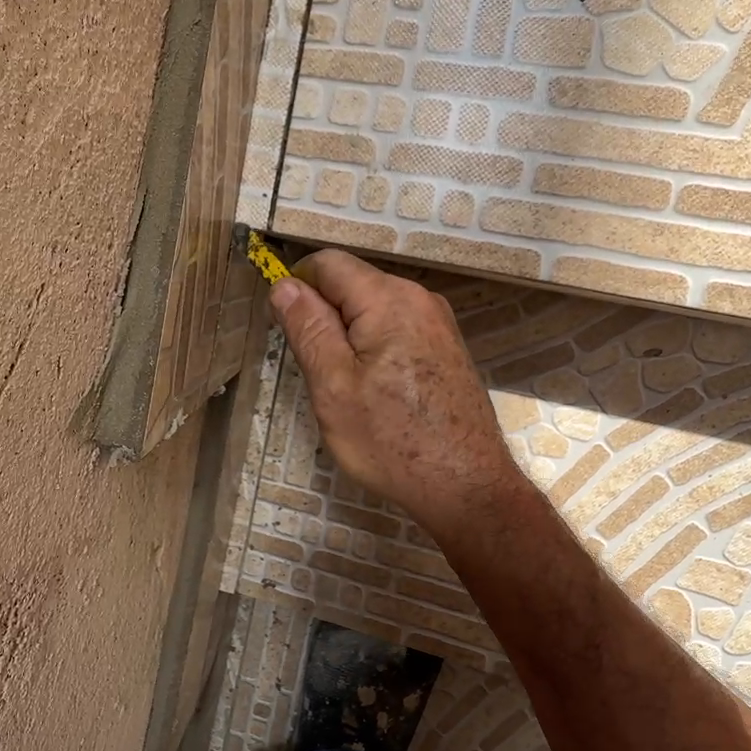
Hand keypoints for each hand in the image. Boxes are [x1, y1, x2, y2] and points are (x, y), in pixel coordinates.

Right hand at [267, 250, 521, 537]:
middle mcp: (418, 297)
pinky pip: (395, 326)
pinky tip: (375, 390)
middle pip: (351, 281)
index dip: (297, 286)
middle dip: (324, 313)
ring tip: (345, 385)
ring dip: (348, 332)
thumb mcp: (332, 386)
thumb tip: (283, 284)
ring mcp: (437, 321)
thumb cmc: (392, 440)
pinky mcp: (445, 346)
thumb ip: (307, 327)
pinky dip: (373, 345)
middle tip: (317, 369)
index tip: (289, 332)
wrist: (467, 487)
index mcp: (388, 298)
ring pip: (372, 305)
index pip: (327, 263)